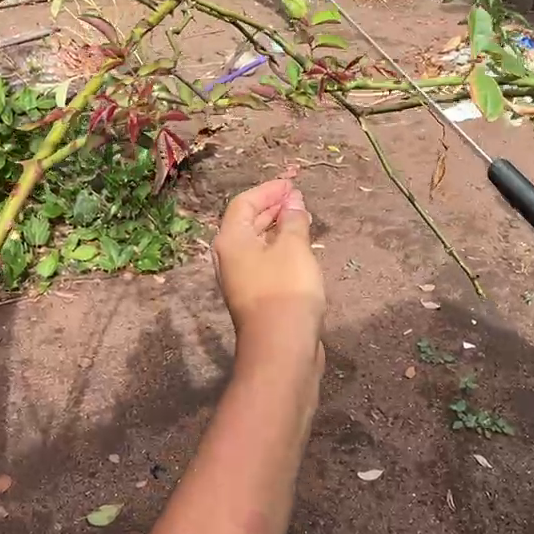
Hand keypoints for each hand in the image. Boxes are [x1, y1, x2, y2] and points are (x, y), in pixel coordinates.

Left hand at [212, 178, 325, 375]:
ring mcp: (241, 280)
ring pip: (257, 244)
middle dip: (273, 207)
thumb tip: (293, 202)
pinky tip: (301, 250)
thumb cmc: (285, 290)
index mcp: (231, 241)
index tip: (292, 184)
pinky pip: (265, 262)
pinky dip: (281, 249)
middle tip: (299, 199)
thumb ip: (294, 220)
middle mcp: (229, 258)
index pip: (243, 203)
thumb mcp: (294, 247)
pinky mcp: (256, 297)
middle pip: (247, 223)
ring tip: (303, 219)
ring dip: (278, 229)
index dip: (268, 190)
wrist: (282, 349)